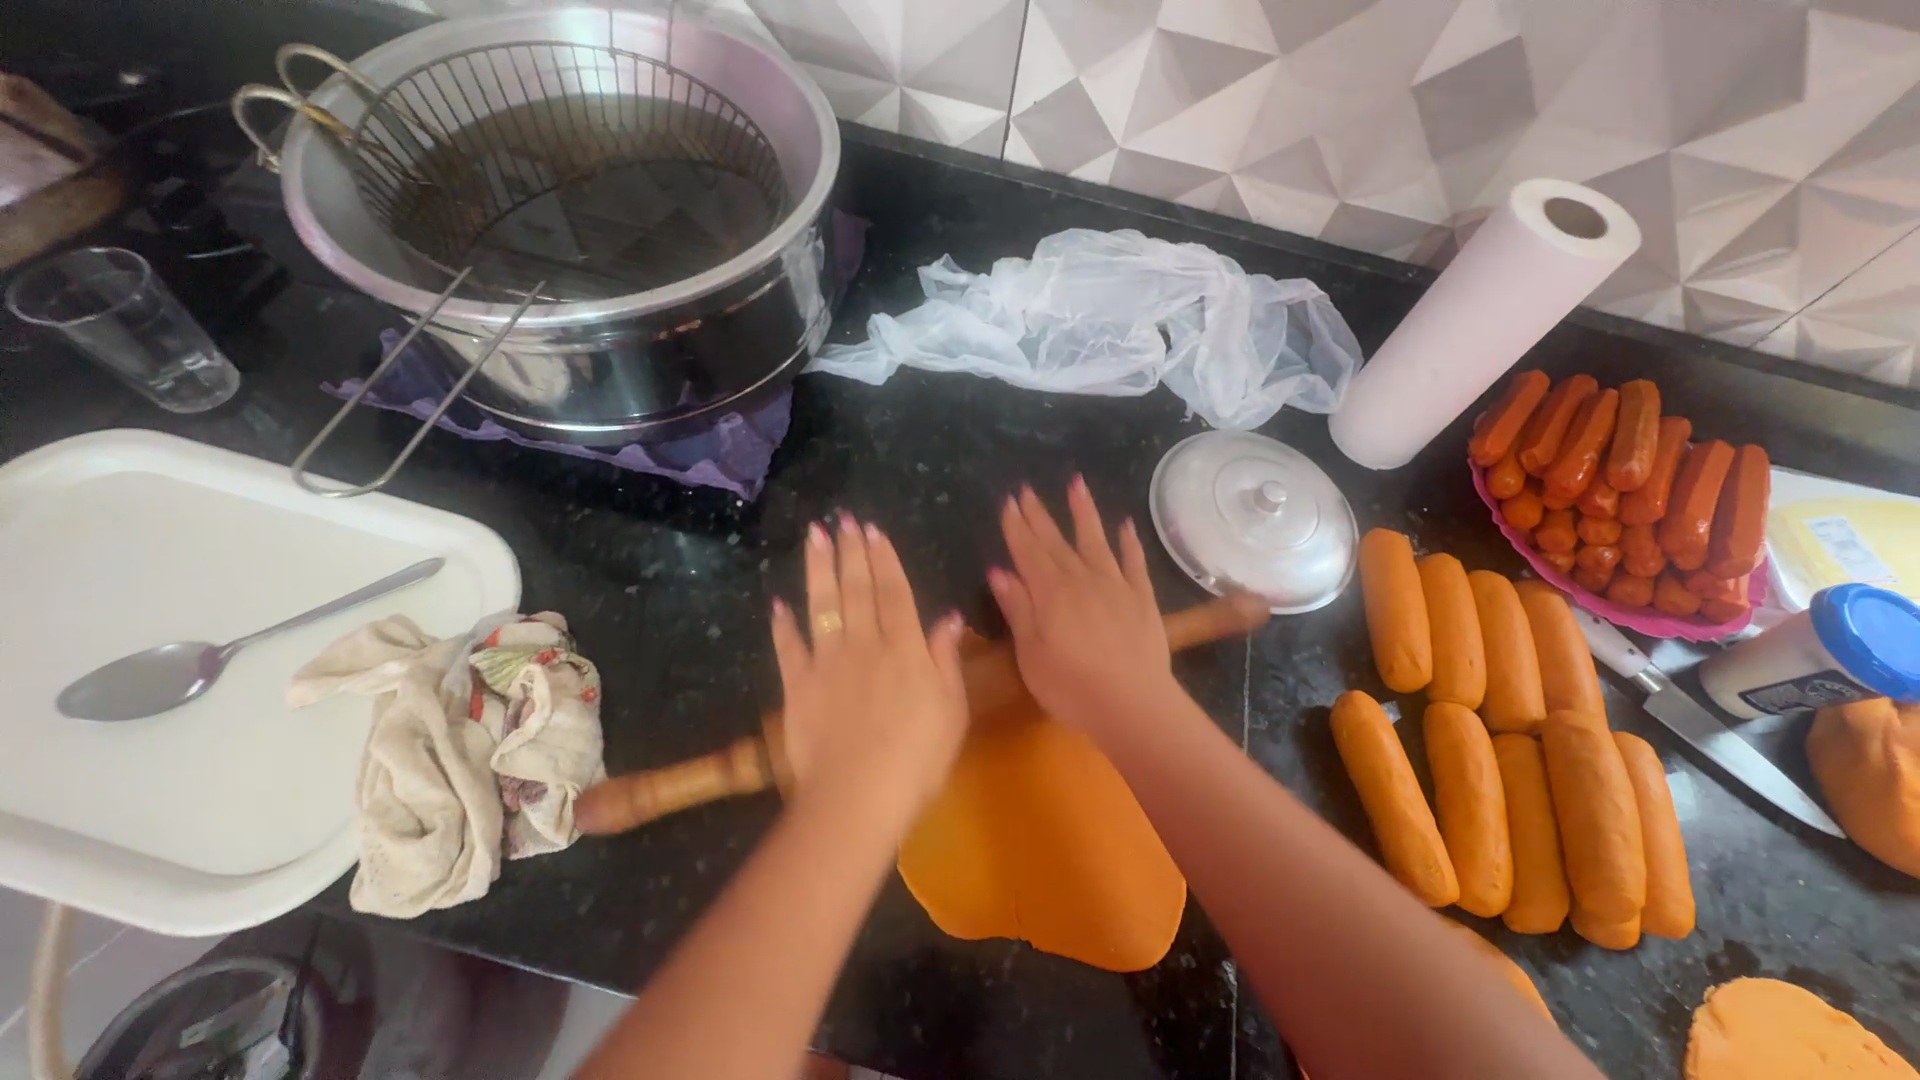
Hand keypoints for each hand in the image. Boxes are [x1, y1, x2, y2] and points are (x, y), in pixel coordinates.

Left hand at [772, 516, 968, 824]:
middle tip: (843, 519)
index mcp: (905, 649)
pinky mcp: (797, 686)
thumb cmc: (917, 760)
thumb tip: (948, 619)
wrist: (858, 796)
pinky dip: (782, 624)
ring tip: (815, 535)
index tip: (873, 530)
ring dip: (818, 568)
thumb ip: (946, 661)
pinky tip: (778, 602)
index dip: (883, 559)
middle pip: (857, 589)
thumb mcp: (951, 711)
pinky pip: (788, 648)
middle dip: (851, 552)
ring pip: (822, 605)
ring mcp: (828, 662)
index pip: (895, 593)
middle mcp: (865, 644)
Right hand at [988, 478, 1176, 737]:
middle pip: (1056, 541)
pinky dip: (1129, 542)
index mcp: (1050, 593)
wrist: (1133, 704)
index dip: (1016, 526)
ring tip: (1076, 483)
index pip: (1028, 551)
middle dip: (1039, 515)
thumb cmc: (1071, 686)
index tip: (1008, 501)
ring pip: (1096, 540)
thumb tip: (999, 571)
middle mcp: (1081, 580)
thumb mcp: (1031, 653)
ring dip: (1084, 512)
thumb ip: (1018, 609)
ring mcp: (1115, 586)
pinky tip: (1125, 525)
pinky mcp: (1142, 599)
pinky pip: (1134, 562)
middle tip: (1027, 488)